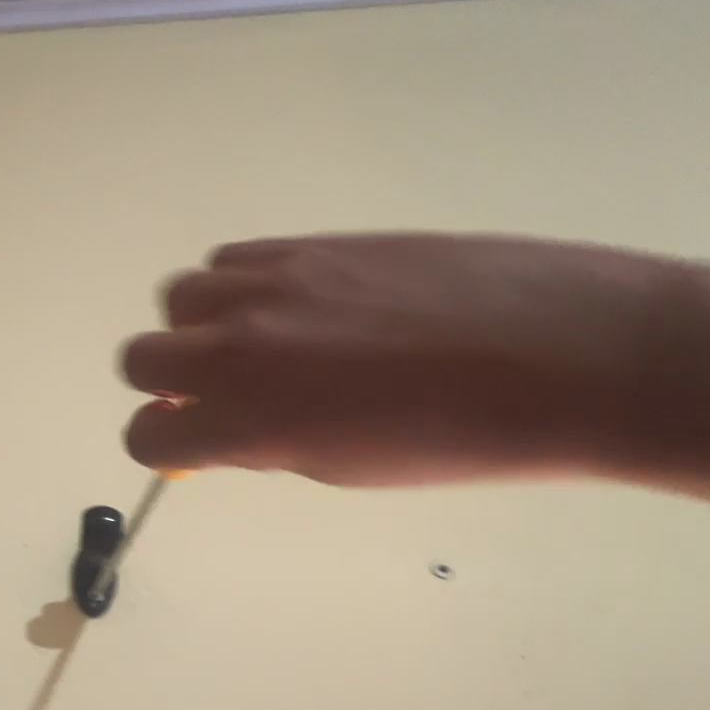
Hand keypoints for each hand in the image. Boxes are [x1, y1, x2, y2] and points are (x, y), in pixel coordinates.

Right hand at [120, 234, 709, 484]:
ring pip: (179, 299)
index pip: (146, 435)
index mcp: (246, 424)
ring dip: (199, 326)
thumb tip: (218, 430)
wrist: (571, 357)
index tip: (190, 446)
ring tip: (258, 339)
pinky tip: (296, 303)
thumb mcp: (337, 466)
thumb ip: (258, 444)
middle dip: (165, 383)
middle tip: (215, 391)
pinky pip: (233, 259)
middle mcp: (238, 349)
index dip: (162, 446)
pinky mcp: (311, 243)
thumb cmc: (455, 441)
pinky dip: (241, 287)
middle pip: (139, 358)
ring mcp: (270, 287)